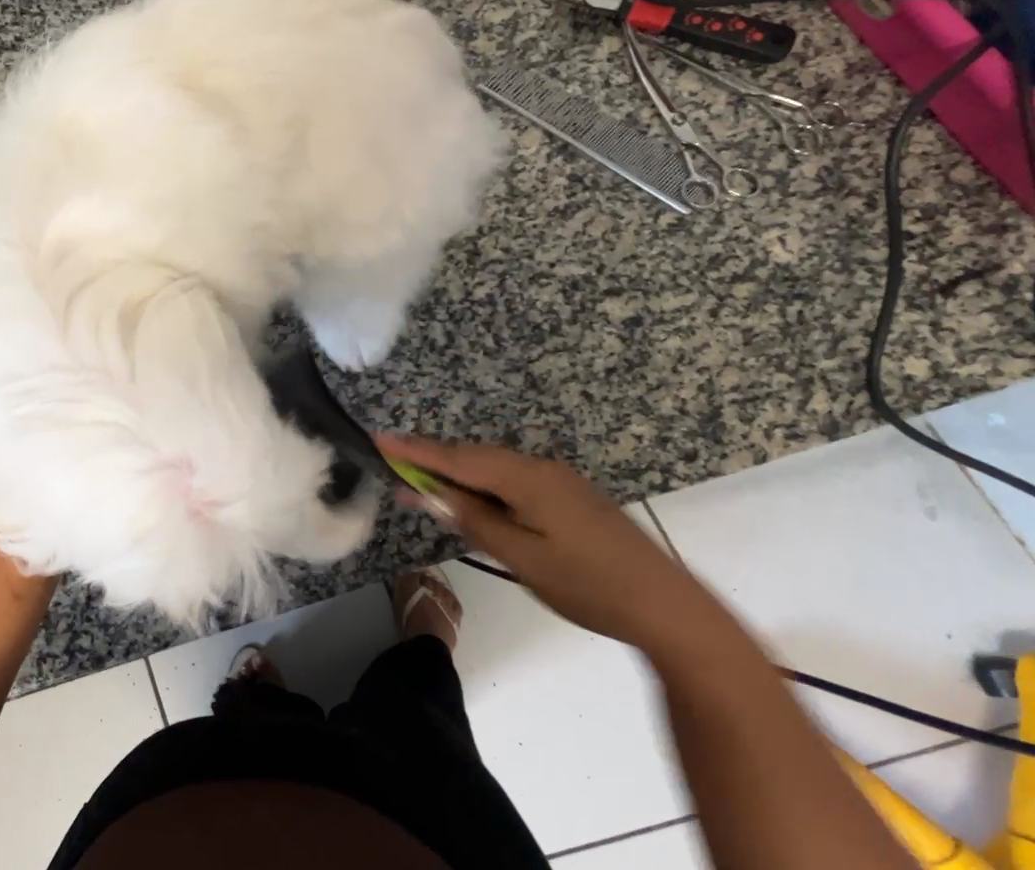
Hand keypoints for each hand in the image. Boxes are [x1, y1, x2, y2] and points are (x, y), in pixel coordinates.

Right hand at [376, 434, 726, 652]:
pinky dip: (483, 486)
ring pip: (494, 470)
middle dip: (432, 459)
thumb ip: (472, 520)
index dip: (414, 450)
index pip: (457, 458)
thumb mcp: (520, 556)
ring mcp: (560, 483)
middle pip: (475, 458)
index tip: (377, 438)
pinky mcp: (570, 500)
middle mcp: (542, 470)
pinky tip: (472, 500)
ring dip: (457, 474)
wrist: (669, 609)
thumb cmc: (588, 585)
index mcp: (527, 479)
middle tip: (392, 462)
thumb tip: (427, 491)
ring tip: (422, 481)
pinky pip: (513, 482)